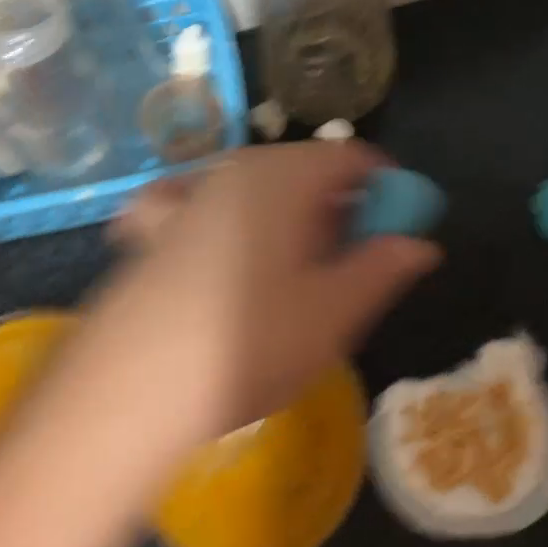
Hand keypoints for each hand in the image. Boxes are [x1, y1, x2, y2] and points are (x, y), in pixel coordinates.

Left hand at [88, 141, 441, 442]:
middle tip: (355, 263)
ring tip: (300, 279)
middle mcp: (233, 169)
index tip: (402, 225)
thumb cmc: (247, 344)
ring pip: (259, 190)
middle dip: (339, 208)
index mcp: (282, 176)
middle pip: (304, 170)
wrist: (126, 389)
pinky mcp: (154, 226)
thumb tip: (421, 242)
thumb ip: (382, 268)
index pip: (351, 157)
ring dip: (291, 220)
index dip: (386, 186)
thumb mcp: (332, 313)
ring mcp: (188, 193)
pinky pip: (209, 208)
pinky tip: (229, 262)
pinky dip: (234, 223)